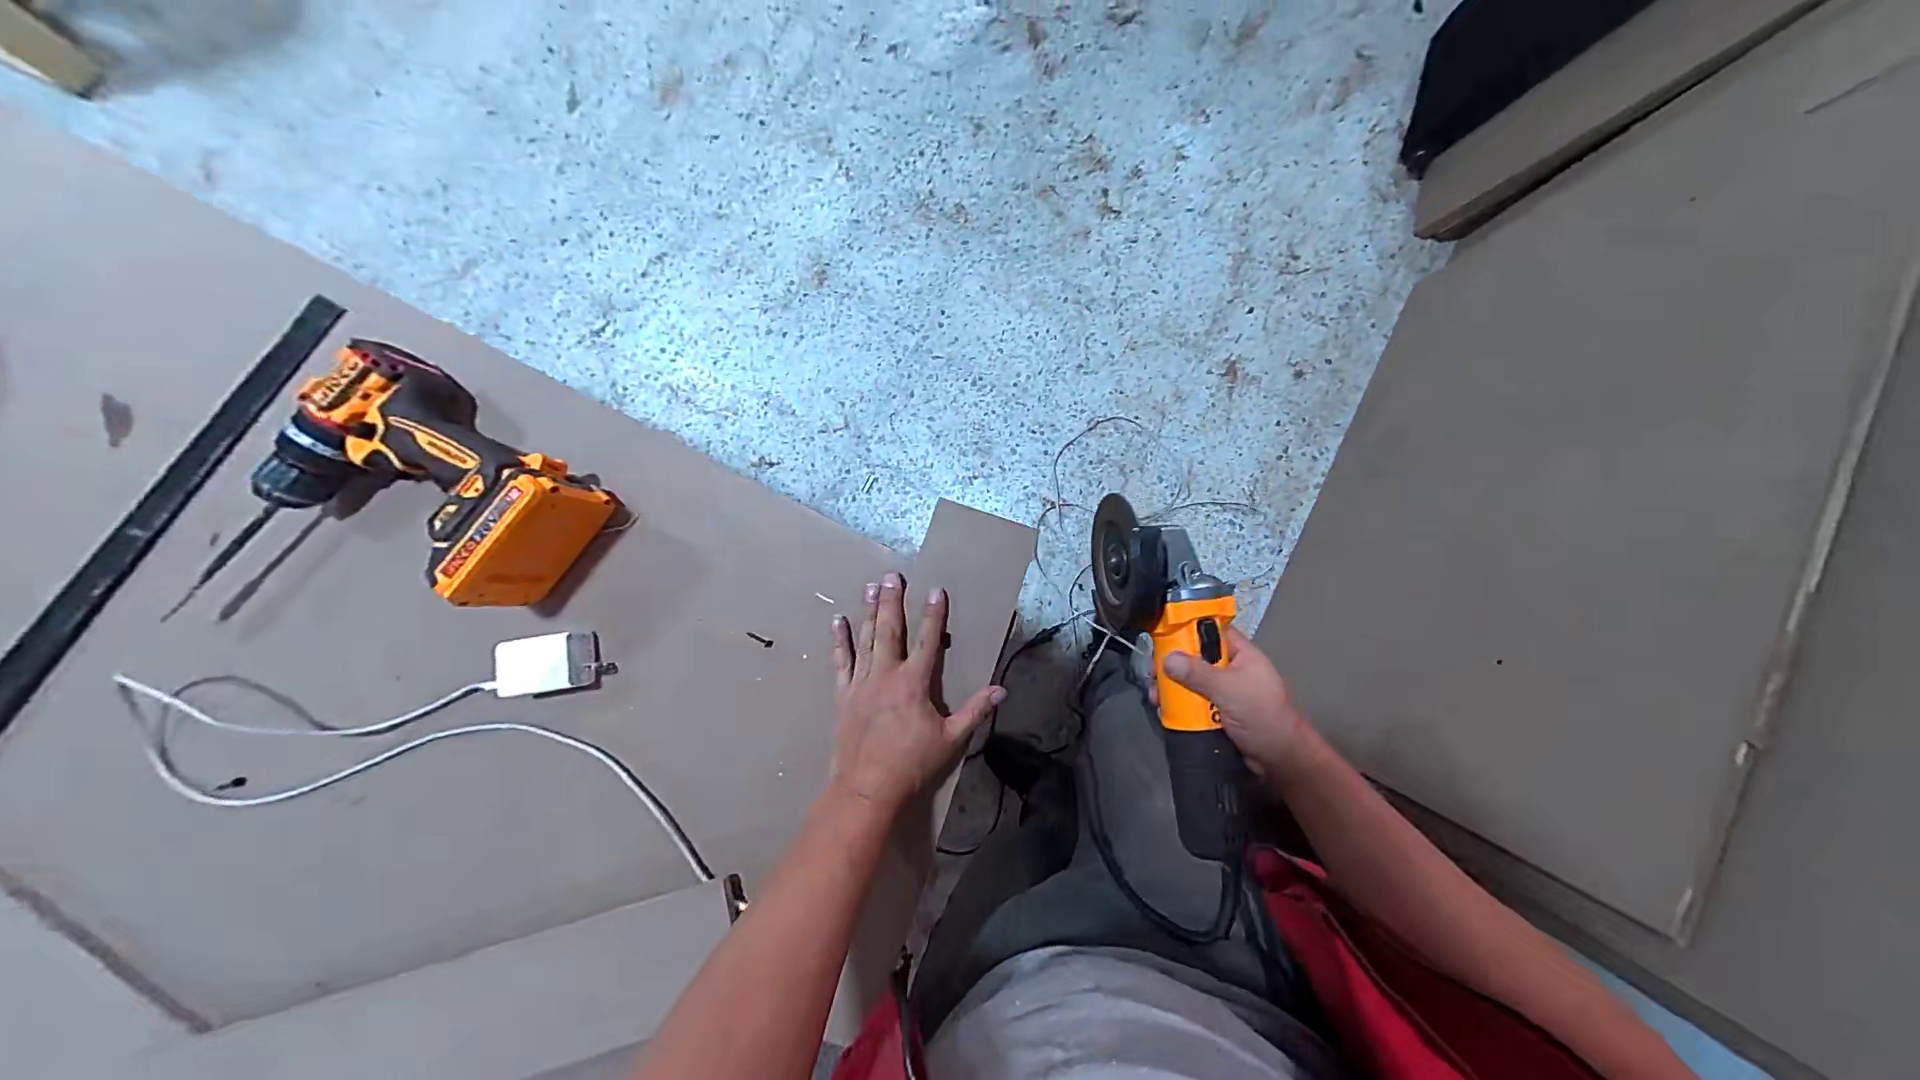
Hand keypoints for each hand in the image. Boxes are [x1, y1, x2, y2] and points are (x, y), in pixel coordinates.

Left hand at [828, 572, 1003, 813]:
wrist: (867, 787)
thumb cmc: (912, 764)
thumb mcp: (951, 740)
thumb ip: (975, 711)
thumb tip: (1001, 691)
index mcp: (914, 683)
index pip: (928, 641)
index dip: (933, 615)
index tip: (936, 590)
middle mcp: (886, 675)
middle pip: (891, 630)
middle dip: (892, 601)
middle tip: (892, 576)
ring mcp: (862, 683)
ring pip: (866, 640)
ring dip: (869, 612)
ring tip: (870, 587)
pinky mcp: (844, 695)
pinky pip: (842, 662)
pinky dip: (840, 641)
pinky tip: (838, 621)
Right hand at [1163, 626, 1310, 777]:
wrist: (1280, 762)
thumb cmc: (1264, 718)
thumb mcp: (1231, 691)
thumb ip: (1199, 674)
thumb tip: (1168, 659)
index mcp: (1240, 654)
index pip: (1211, 630)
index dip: (1187, 629)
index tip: (1161, 636)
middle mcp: (1228, 669)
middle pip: (1193, 657)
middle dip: (1171, 665)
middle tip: (1154, 674)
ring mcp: (1219, 691)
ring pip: (1187, 681)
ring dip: (1170, 688)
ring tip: (1155, 697)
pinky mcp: (1212, 712)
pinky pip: (1188, 702)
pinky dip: (1175, 706)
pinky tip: (1163, 710)